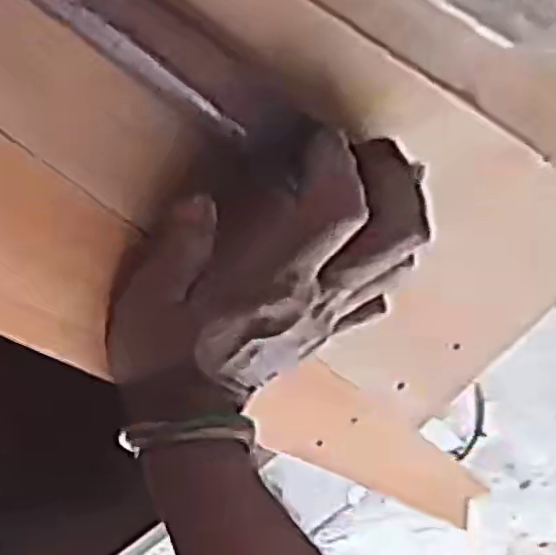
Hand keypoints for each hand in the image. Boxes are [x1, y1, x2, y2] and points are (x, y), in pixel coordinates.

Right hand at [107, 129, 429, 422]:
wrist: (182, 414)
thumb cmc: (159, 355)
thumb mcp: (148, 300)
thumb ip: (177, 250)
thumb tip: (198, 203)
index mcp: (273, 281)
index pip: (334, 210)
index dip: (336, 166)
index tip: (318, 140)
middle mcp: (317, 294)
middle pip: (396, 229)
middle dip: (392, 180)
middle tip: (370, 151)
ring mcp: (328, 316)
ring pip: (401, 259)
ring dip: (407, 213)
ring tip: (389, 187)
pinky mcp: (324, 335)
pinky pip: (377, 297)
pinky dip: (386, 265)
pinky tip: (370, 254)